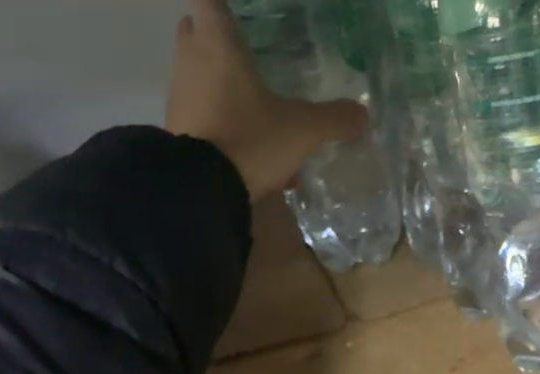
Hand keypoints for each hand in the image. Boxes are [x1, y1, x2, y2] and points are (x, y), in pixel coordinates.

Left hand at [165, 0, 368, 200]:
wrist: (202, 189)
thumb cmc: (250, 139)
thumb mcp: (301, 131)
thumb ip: (333, 119)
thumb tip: (363, 114)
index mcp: (218, 42)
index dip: (224, 2)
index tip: (240, 11)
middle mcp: (190, 58)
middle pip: (197, 29)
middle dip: (218, 36)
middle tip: (247, 50)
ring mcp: (180, 94)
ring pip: (198, 74)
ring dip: (222, 83)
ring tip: (256, 106)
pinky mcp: (176, 128)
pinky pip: (202, 113)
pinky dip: (222, 122)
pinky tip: (251, 149)